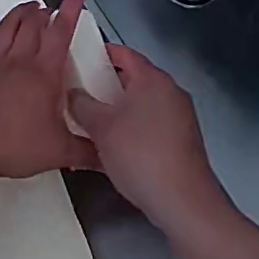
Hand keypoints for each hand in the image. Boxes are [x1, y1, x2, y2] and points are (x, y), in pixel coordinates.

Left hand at [0, 0, 100, 181]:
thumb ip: (90, 152)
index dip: (72, 3)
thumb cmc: (16, 146)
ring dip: (20, 14)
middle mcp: (19, 61)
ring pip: (8, 27)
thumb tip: (111, 156)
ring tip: (31, 10)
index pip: (62, 29)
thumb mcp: (62, 152)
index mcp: (44, 72)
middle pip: (33, 23)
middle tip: (55, 11)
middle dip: (46, 11)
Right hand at [67, 44, 233, 242]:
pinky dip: (135, 125)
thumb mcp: (99, 127)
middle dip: (106, 83)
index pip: (124, 52)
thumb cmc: (141, 156)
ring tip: (93, 119)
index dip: (100, 52)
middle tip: (80, 91)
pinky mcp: (185, 141)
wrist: (185, 205)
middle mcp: (171, 92)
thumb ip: (80, 103)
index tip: (79, 58)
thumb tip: (73, 94)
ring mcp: (182, 117)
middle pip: (133, 77)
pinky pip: (153, 122)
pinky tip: (116, 144)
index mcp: (153, 79)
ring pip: (142, 102)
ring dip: (119, 107)